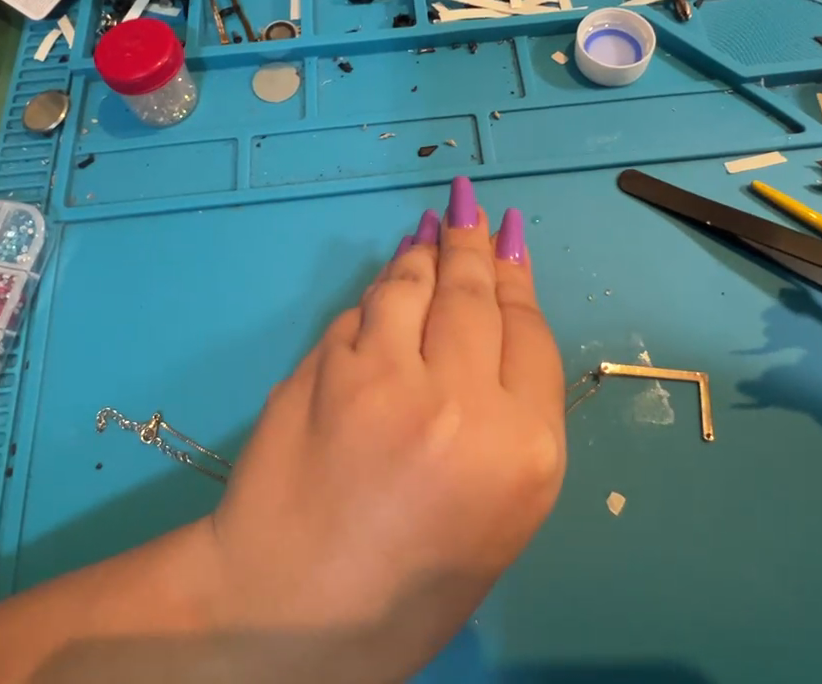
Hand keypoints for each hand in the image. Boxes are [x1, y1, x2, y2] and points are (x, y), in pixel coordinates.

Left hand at [200, 175, 566, 679]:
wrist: (291, 612)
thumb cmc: (410, 583)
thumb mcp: (499, 515)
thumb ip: (509, 419)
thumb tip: (497, 330)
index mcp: (527, 454)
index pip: (530, 336)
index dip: (518, 280)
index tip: (512, 241)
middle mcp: (469, 406)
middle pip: (478, 298)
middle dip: (475, 244)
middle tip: (471, 210)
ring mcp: (392, 381)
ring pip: (418, 286)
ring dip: (428, 249)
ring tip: (436, 224)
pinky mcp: (329, 368)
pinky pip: (365, 309)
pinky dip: (381, 285)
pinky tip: (391, 267)